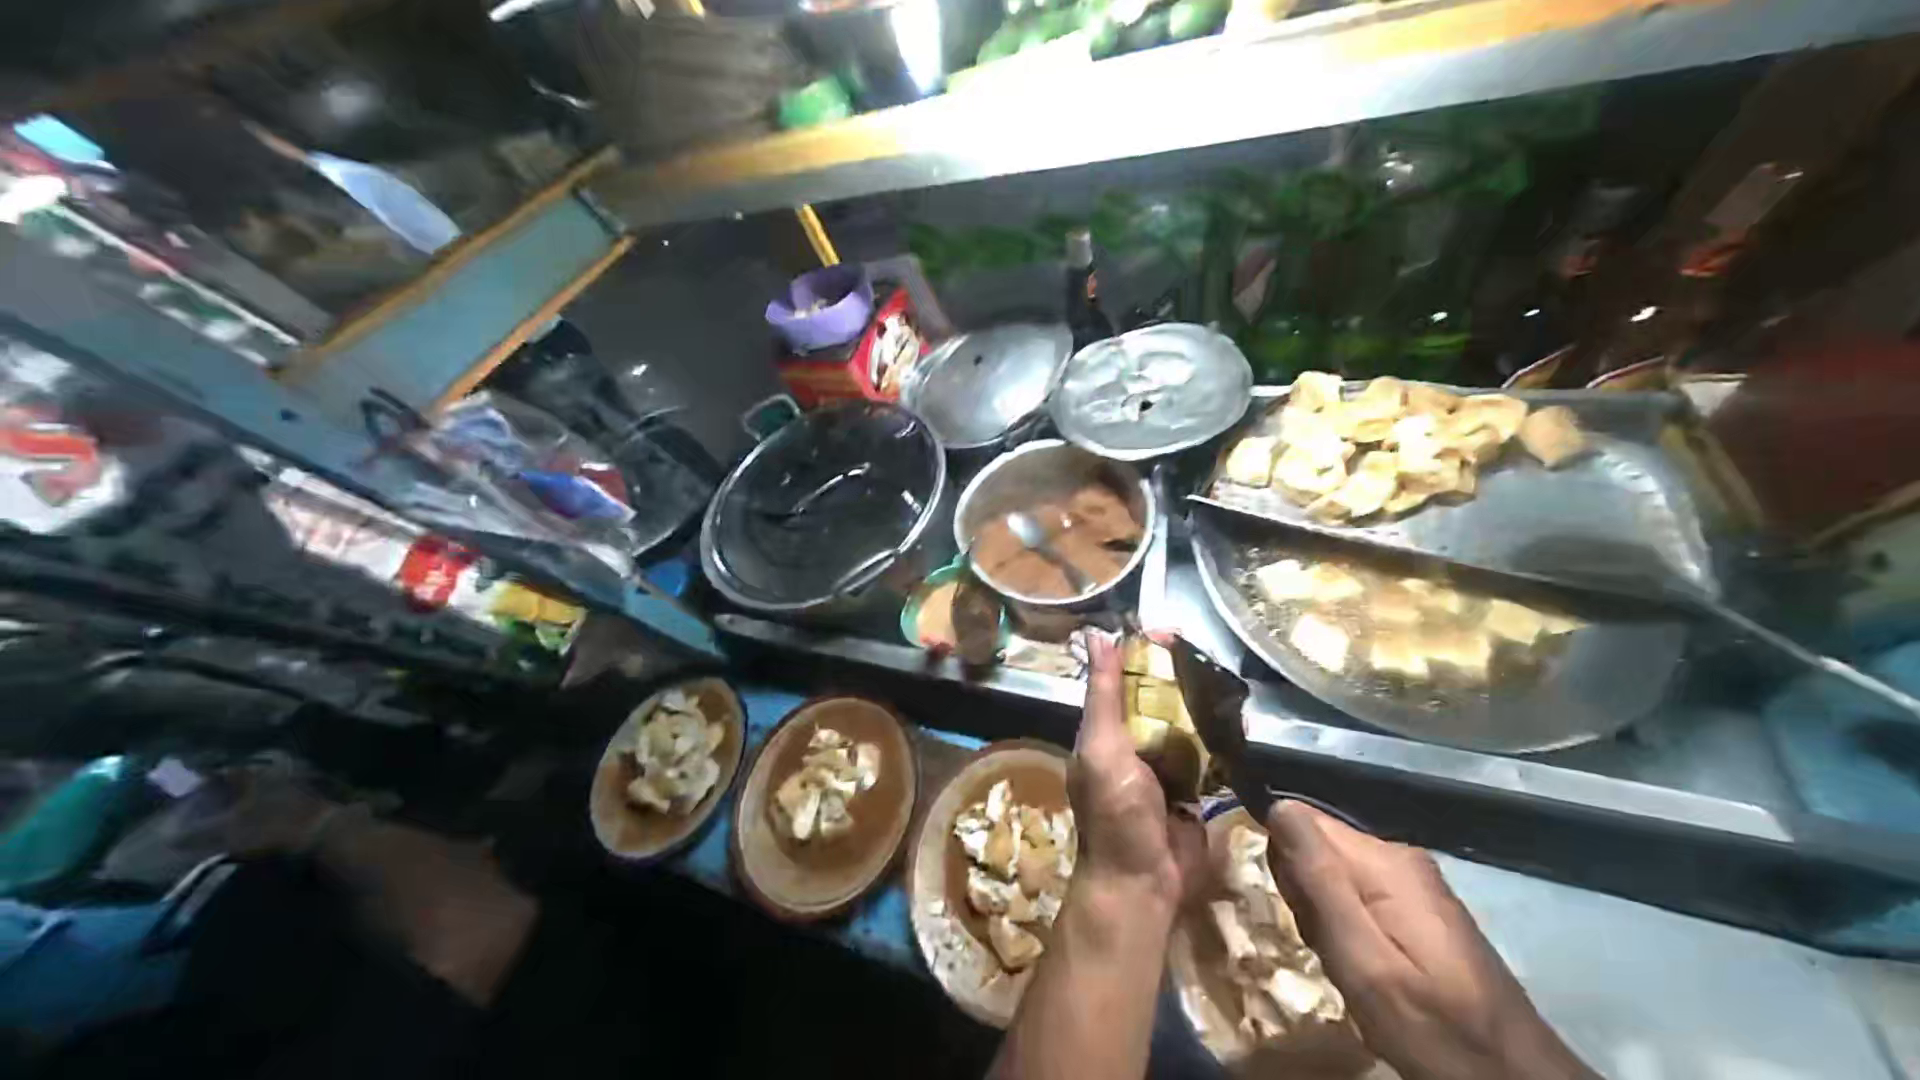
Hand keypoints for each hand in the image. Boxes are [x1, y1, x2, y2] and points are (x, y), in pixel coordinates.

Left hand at [1070, 633, 1205, 911]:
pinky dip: (1219, 738)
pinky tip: (1237, 718)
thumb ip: (1103, 696)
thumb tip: (1096, 637)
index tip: (1170, 632)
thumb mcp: (1102, 747)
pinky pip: (1206, 754)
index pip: (1122, 680)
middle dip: (1179, 676)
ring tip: (1228, 677)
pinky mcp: (1192, 788)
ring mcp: (1163, 766)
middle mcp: (1132, 742)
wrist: (1143, 883)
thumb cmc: (1116, 812)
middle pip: (1157, 699)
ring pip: (1184, 723)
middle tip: (1209, 653)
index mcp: (1105, 730)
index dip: (1142, 654)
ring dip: (1202, 704)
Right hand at [1264, 802, 1598, 1079]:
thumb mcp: (1363, 960)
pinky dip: (1343, 924)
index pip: (1300, 817)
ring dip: (1322, 913)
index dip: (1285, 859)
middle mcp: (1397, 856)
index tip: (1298, 908)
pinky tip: (1362, 962)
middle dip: (1303, 890)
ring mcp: (1410, 880)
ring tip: (1345, 960)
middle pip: (1314, 844)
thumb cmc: (1433, 1027)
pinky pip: (1353, 891)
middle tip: (1325, 944)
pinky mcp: (1416, 905)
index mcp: (1384, 861)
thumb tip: (1279, 805)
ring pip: (1330, 870)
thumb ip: (1320, 880)